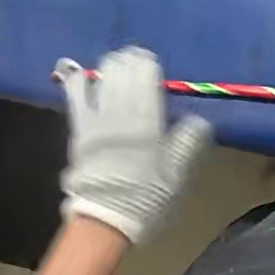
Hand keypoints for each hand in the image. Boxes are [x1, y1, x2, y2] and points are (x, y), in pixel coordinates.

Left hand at [56, 47, 211, 245]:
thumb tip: (199, 120)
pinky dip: (79, 81)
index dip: (146, 65)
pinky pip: (75, 96)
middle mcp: (121, 113)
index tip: (148, 60)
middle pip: (123, 74)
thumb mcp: (177, 172)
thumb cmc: (146, 196)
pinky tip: (81, 74)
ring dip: (108, 67)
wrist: (106, 216)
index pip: (147, 80)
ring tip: (113, 64)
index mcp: (148, 122)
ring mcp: (96, 118)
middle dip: (128, 61)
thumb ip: (188, 142)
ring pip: (102, 80)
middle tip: (132, 58)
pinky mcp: (78, 127)